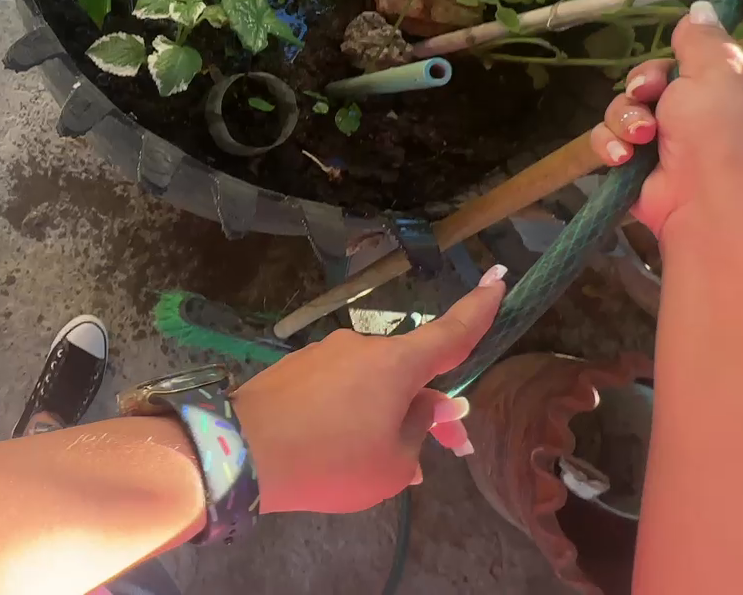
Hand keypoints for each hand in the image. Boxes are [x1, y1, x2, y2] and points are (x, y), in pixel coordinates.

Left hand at [230, 271, 504, 513]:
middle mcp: (360, 346)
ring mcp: (325, 352)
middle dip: (430, 405)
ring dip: (388, 413)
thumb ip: (419, 426)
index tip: (497, 280)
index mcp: (393, 363)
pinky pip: (342, 386)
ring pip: (374, 381)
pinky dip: (355, 412)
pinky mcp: (298, 365)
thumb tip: (428, 402)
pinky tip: (346, 449)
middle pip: (409, 370)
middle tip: (449, 448)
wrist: (245, 449)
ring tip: (385, 462)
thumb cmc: (331, 460)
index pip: (449, 333)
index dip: (478, 310)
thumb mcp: (394, 461)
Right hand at [589, 0, 742, 240]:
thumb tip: (702, 12)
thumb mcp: (719, 73)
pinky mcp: (656, 155)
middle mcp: (736, 98)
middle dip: (653, 73)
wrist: (714, 215)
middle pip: (684, 62)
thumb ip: (704, 37)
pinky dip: (617, 141)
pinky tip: (624, 156)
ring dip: (629, 113)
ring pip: (640, 98)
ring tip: (640, 135)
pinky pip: (621, 132)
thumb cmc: (733, 137)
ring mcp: (694, 129)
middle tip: (651, 88)